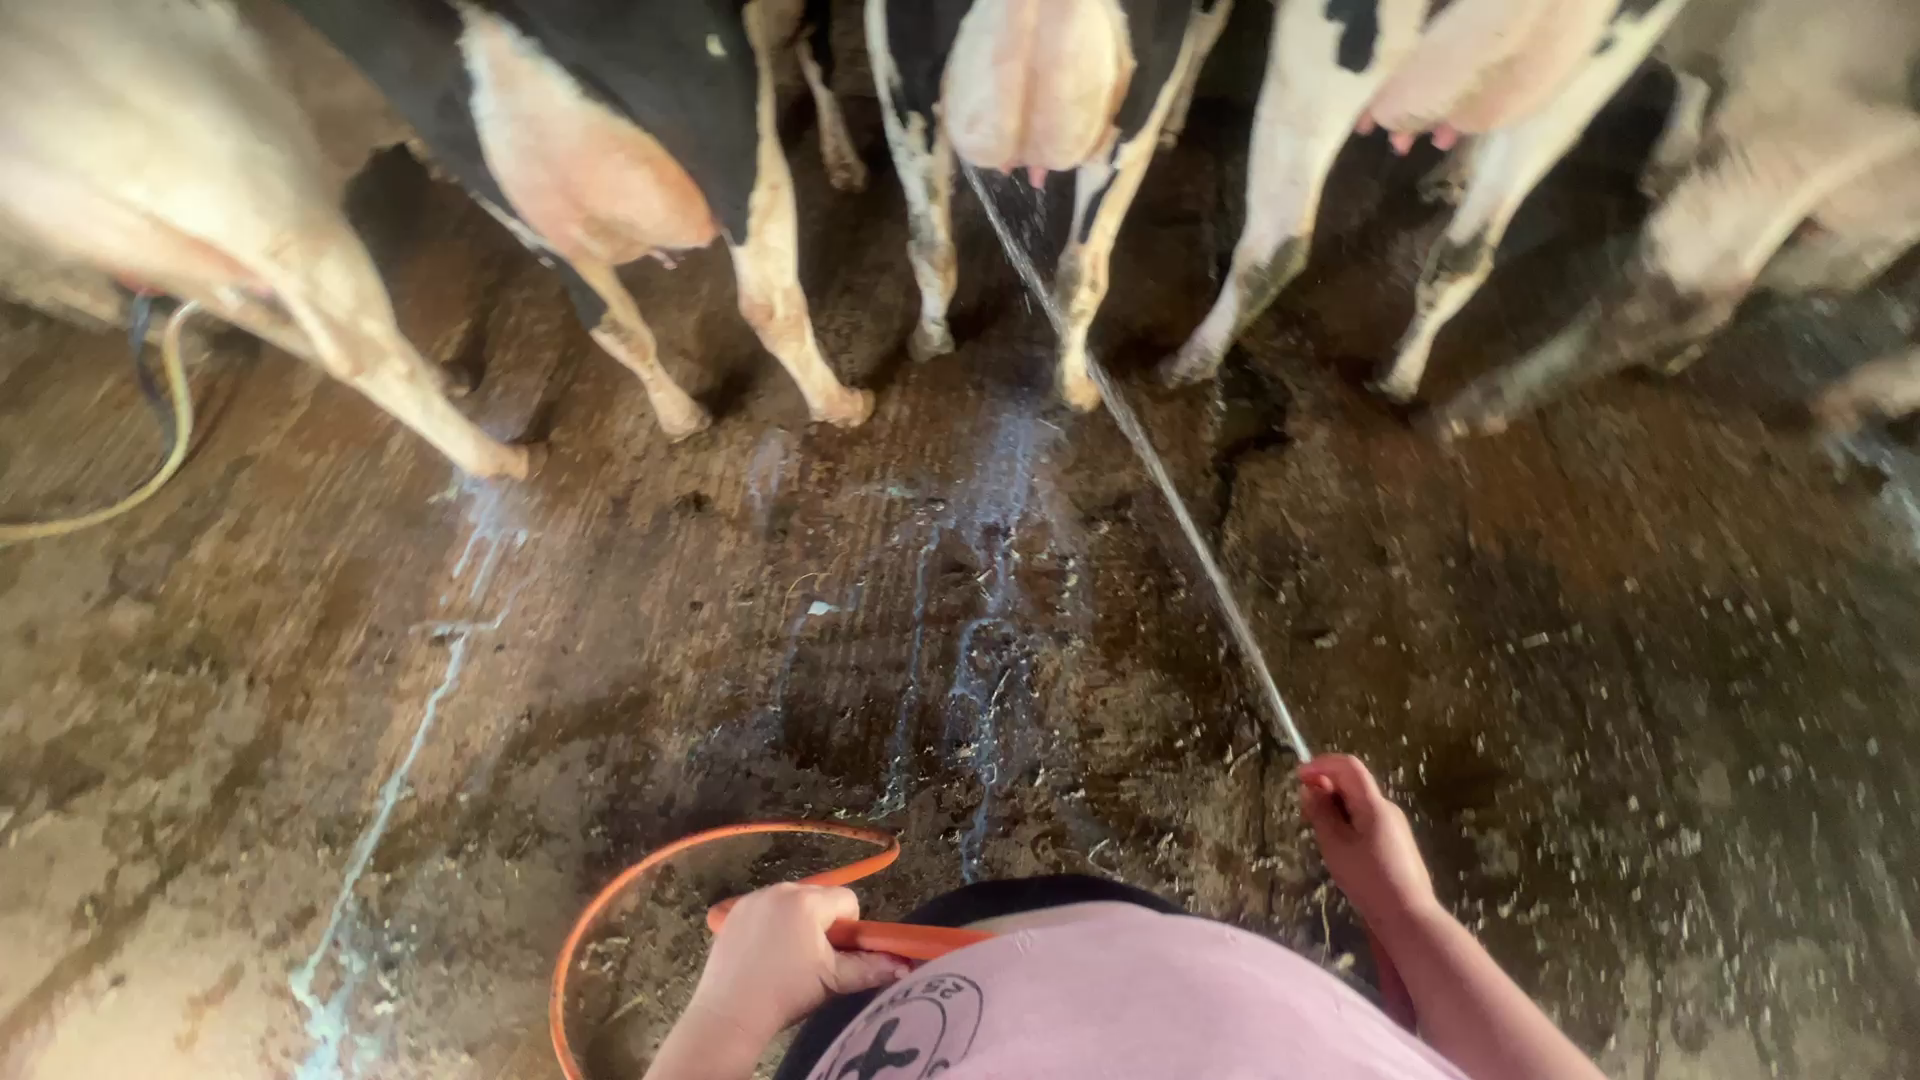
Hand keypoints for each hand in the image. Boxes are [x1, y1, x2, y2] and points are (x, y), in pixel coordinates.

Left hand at [685, 884, 909, 1043]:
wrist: (729, 1016)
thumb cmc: (786, 995)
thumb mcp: (833, 982)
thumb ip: (870, 968)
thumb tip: (904, 965)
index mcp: (808, 901)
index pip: (847, 899)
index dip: (847, 927)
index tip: (834, 954)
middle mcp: (782, 888)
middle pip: (819, 897)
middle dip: (822, 923)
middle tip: (810, 959)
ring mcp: (756, 897)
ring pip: (793, 901)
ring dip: (797, 920)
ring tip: (785, 957)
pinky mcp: (735, 910)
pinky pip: (766, 907)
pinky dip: (771, 923)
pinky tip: (763, 952)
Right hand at [1299, 754, 1438, 933]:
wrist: (1408, 917)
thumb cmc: (1368, 878)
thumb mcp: (1335, 844)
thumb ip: (1321, 812)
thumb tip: (1310, 788)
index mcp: (1373, 804)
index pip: (1347, 765)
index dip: (1320, 764)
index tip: (1298, 779)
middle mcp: (1387, 808)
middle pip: (1352, 782)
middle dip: (1324, 787)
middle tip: (1305, 811)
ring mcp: (1394, 825)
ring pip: (1357, 801)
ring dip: (1333, 805)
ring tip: (1319, 831)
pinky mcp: (1395, 841)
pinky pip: (1365, 817)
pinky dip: (1346, 819)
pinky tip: (1339, 844)